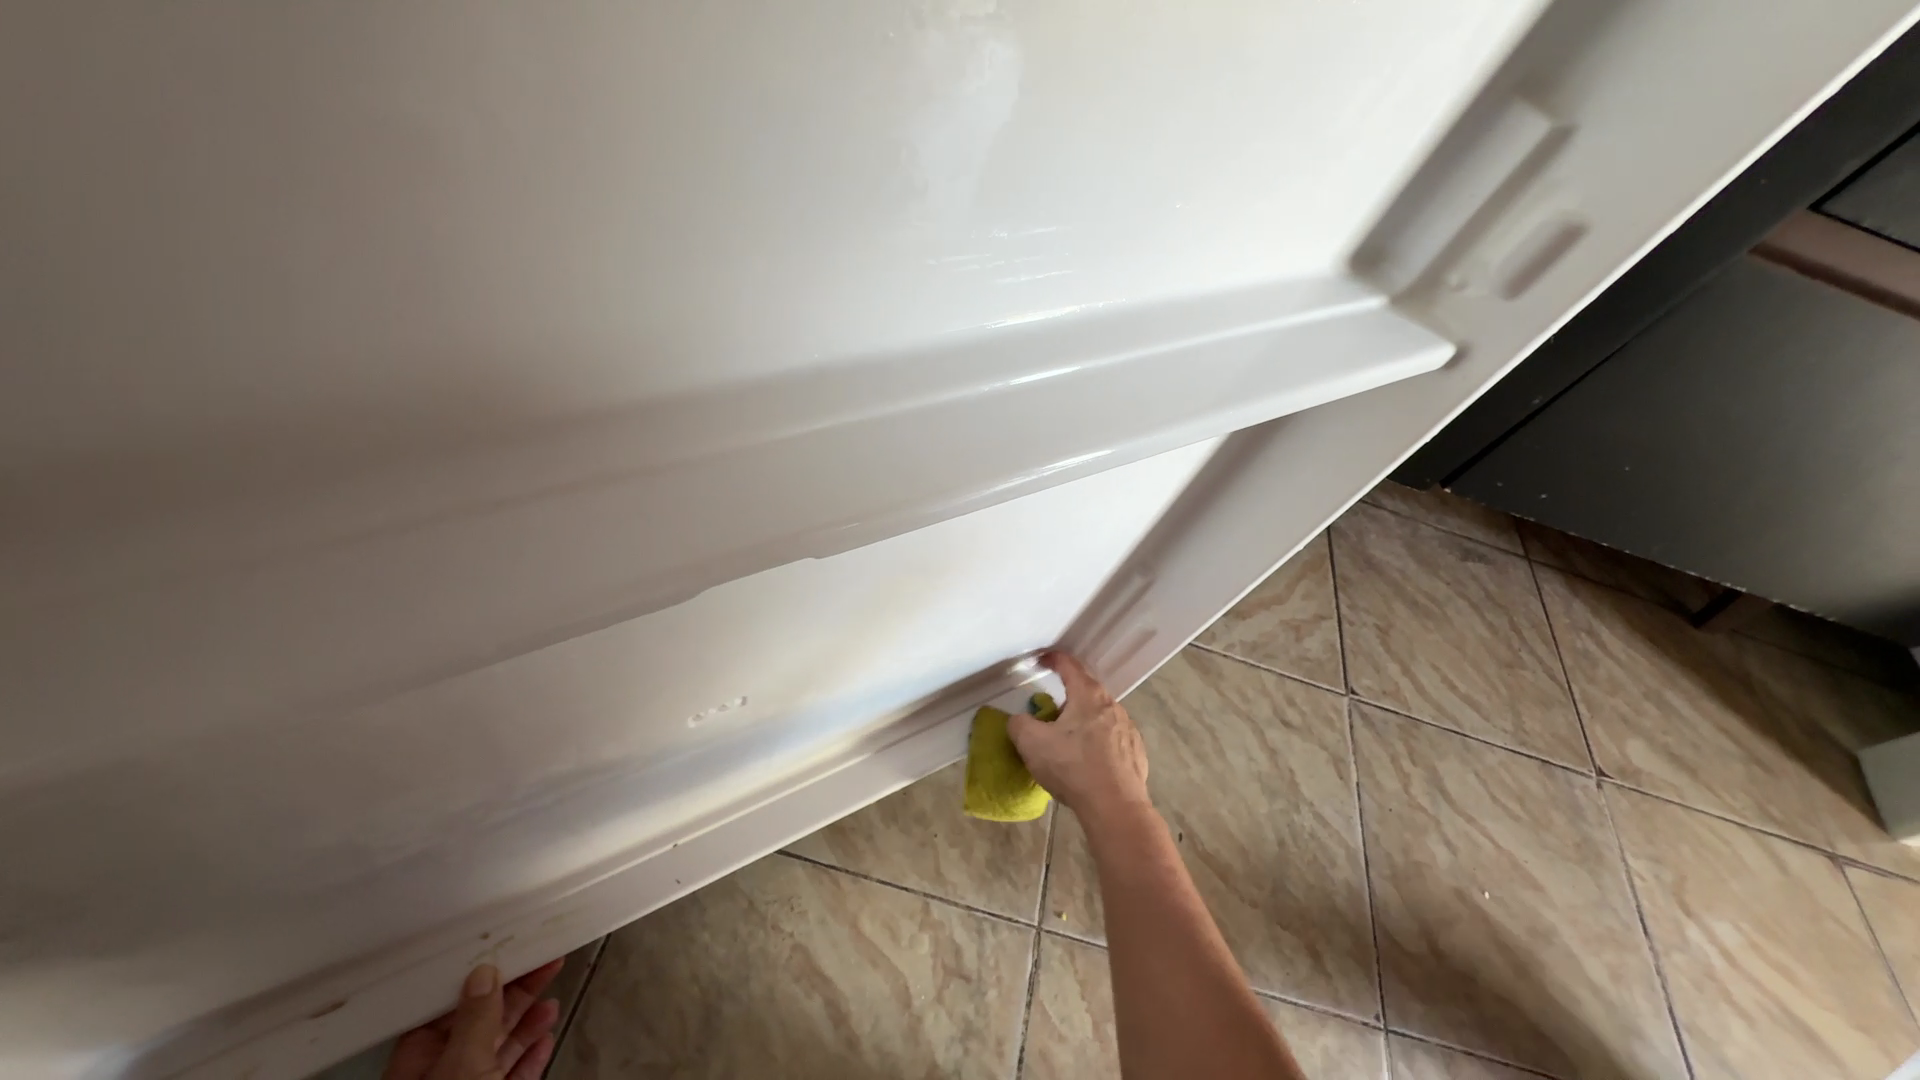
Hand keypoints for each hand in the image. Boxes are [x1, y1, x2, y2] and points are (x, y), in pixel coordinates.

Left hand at [381, 959, 565, 1079]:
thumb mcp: (463, 1067)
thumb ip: (474, 1020)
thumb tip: (483, 974)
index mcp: (418, 1064)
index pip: (448, 1007)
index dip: (481, 977)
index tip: (512, 950)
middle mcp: (440, 1077)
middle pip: (479, 1023)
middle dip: (514, 993)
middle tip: (546, 961)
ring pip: (498, 1049)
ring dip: (527, 1021)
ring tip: (551, 997)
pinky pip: (512, 1076)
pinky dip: (531, 1055)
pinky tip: (545, 1038)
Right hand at [1007, 651, 1149, 822]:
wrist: (1115, 807)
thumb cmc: (1072, 767)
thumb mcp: (1031, 744)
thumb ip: (1019, 724)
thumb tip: (1020, 721)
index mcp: (1088, 696)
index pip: (1069, 666)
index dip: (1053, 659)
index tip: (1041, 661)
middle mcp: (1112, 706)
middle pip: (1086, 692)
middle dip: (1067, 698)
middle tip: (1049, 714)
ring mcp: (1128, 729)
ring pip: (1100, 717)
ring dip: (1083, 723)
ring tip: (1067, 743)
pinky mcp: (1136, 753)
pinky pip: (1112, 740)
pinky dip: (1097, 744)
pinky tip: (1088, 764)